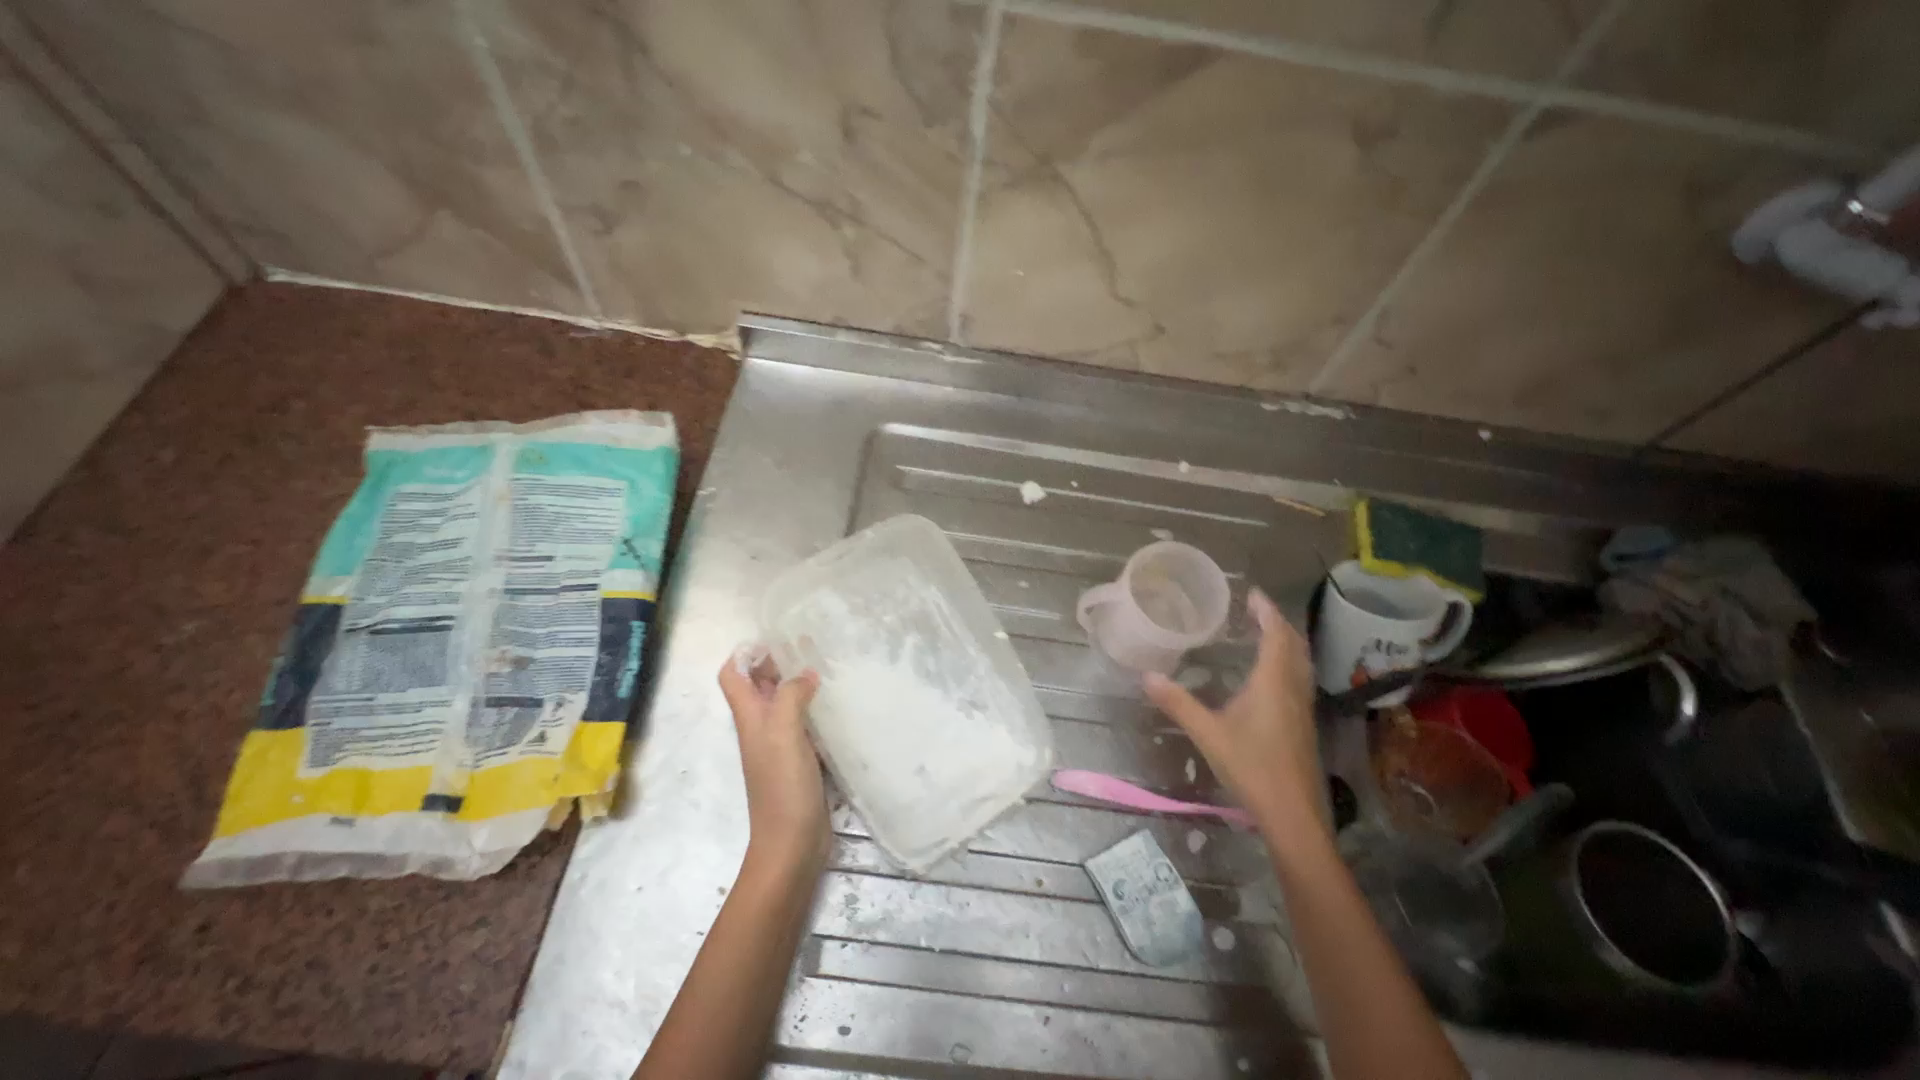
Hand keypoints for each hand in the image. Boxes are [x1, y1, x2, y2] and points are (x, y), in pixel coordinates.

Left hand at [718, 649, 827, 875]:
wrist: (791, 842)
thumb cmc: (782, 786)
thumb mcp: (783, 732)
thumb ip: (791, 696)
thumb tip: (805, 674)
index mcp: (749, 717)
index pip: (733, 675)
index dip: (746, 654)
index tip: (777, 639)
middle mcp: (762, 728)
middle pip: (762, 687)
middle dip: (782, 663)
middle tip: (815, 645)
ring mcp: (781, 747)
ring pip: (787, 706)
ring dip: (803, 687)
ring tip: (833, 668)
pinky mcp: (802, 763)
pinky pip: (807, 728)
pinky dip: (819, 713)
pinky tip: (842, 708)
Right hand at [1143, 588, 1326, 847]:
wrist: (1292, 812)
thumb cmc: (1252, 767)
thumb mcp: (1208, 734)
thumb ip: (1179, 703)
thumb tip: (1147, 676)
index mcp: (1273, 681)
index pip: (1275, 634)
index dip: (1266, 611)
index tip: (1253, 594)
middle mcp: (1293, 688)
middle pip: (1293, 645)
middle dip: (1278, 623)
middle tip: (1256, 611)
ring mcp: (1303, 708)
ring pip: (1300, 664)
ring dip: (1285, 644)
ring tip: (1264, 636)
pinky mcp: (1303, 726)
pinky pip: (1299, 681)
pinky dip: (1287, 665)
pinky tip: (1269, 680)